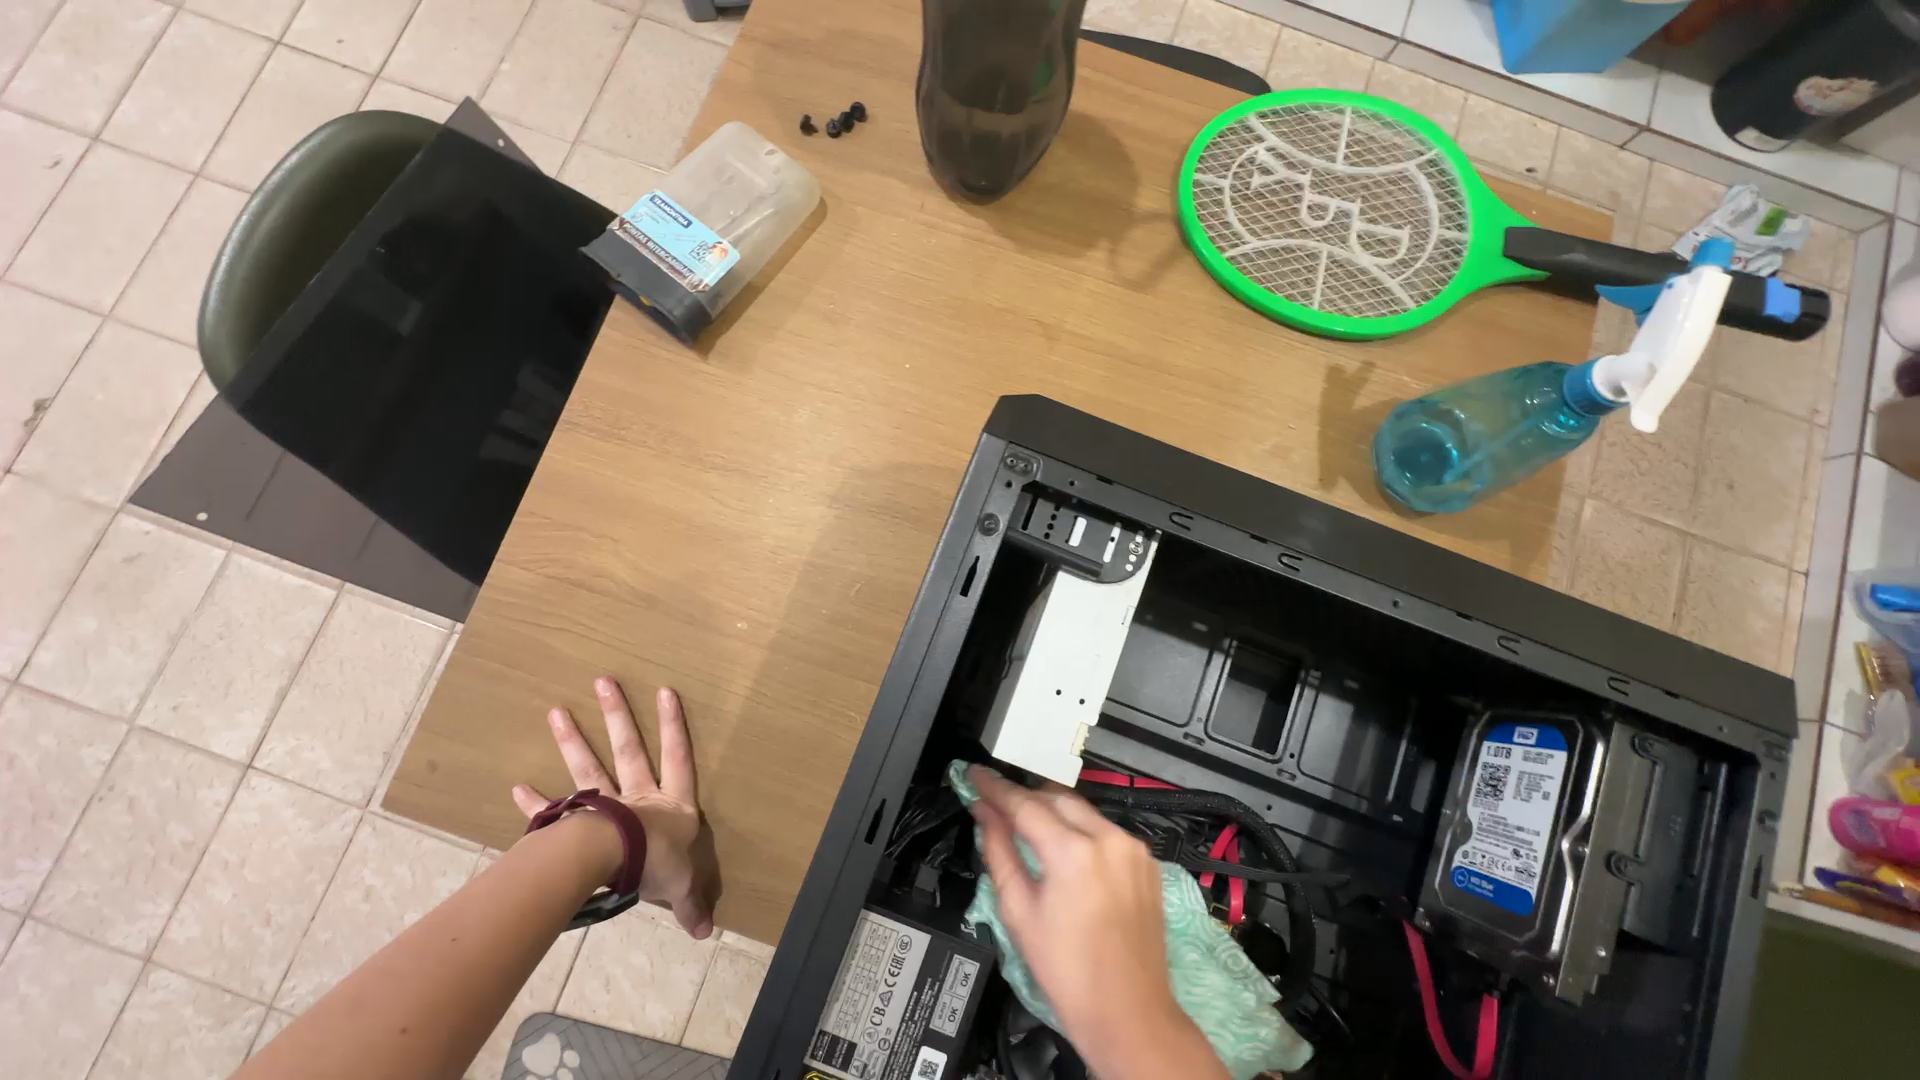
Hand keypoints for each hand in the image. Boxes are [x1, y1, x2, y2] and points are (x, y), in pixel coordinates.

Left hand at [513, 678, 714, 938]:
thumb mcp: (680, 885)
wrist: (615, 865)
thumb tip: (705, 934)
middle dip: (618, 716)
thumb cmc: (656, 863)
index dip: (674, 726)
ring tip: (555, 712)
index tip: (665, 691)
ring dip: (572, 740)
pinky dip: (535, 802)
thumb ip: (688, 903)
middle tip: (603, 681)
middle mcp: (638, 797)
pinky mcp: (575, 823)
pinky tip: (516, 788)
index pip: (677, 757)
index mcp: (670, 805)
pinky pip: (553, 811)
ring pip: (589, 766)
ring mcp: (604, 806)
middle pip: (629, 749)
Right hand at [967, 766, 1220, 1078]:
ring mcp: (1133, 849)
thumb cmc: (1066, 971)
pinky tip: (1065, 850)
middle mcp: (1108, 839)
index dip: (995, 787)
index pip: (1024, 803)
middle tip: (996, 804)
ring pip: (1083, 811)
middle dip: (1024, 797)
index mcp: (1073, 852)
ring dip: (1053, 812)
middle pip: (1055, 798)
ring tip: (1027, 827)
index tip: (974, 774)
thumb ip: (999, 852)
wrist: (1129, 1013)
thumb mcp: (1019, 912)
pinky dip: (1081, 831)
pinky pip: (1106, 831)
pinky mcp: (1147, 862)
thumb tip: (984, 814)